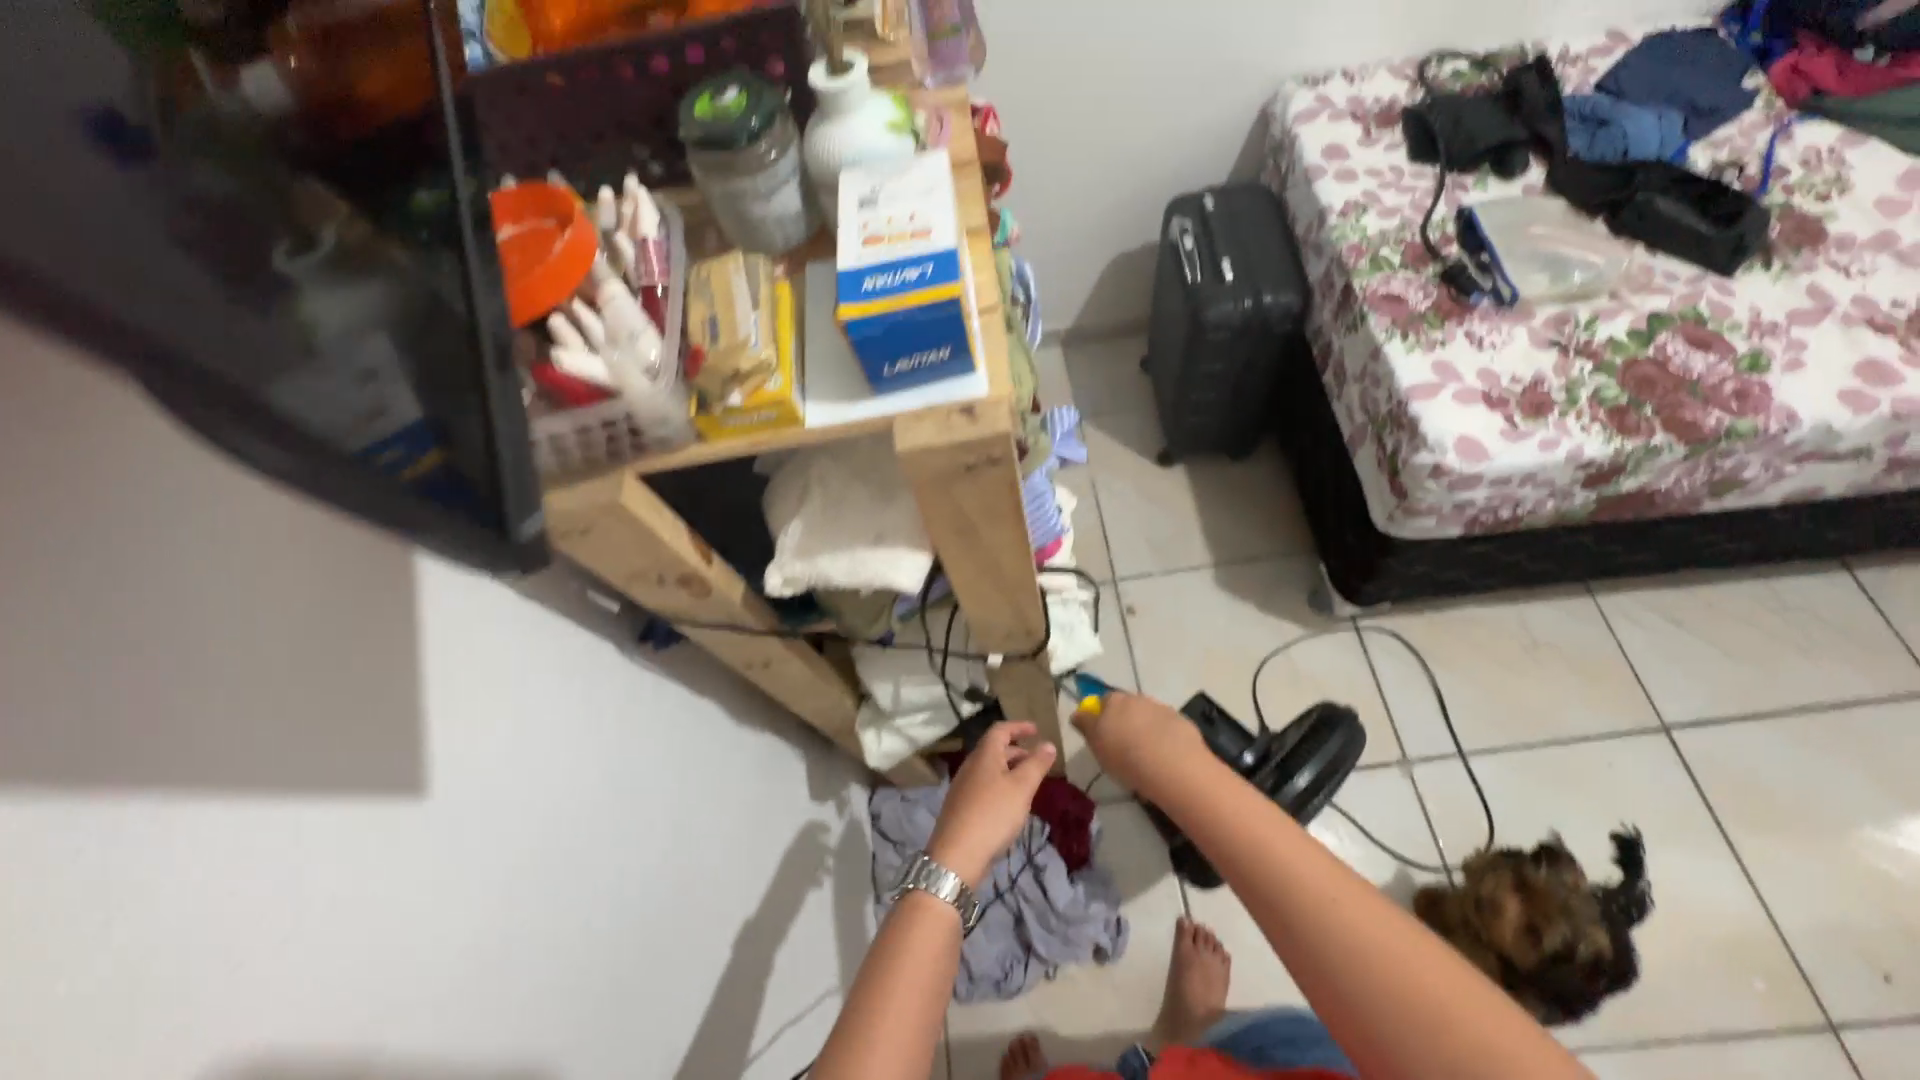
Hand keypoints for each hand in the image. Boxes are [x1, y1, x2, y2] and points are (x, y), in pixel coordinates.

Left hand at [925, 722, 1055, 889]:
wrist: (957, 855)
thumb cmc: (993, 814)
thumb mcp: (1022, 788)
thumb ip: (1036, 764)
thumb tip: (1048, 743)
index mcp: (984, 755)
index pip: (1000, 730)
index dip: (1019, 727)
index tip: (1037, 729)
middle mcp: (970, 766)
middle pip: (994, 749)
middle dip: (1018, 751)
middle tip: (1038, 761)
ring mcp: (963, 788)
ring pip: (990, 770)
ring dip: (1010, 770)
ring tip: (1029, 783)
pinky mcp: (962, 807)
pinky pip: (985, 787)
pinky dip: (1001, 786)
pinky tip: (1011, 805)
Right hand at [1071, 691, 1211, 802]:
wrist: (1172, 765)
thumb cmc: (1125, 756)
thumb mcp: (1096, 745)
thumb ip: (1085, 726)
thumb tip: (1077, 714)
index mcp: (1114, 701)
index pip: (1102, 702)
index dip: (1101, 717)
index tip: (1102, 736)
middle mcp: (1137, 698)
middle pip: (1127, 707)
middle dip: (1124, 721)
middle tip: (1123, 745)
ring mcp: (1161, 708)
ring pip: (1148, 715)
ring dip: (1145, 727)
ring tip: (1145, 753)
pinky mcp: (1182, 721)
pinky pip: (1167, 727)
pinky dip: (1163, 736)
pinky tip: (1164, 755)